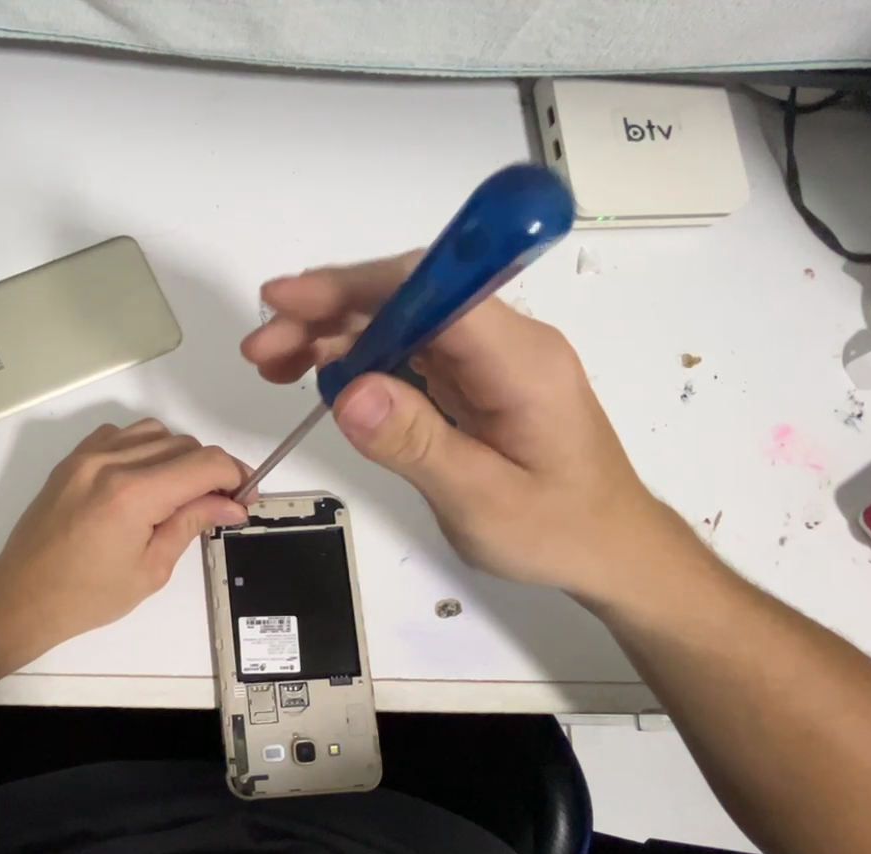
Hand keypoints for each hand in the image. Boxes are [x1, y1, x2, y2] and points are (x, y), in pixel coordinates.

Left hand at [0, 419, 248, 655]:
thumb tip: (232, 504)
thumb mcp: (151, 568)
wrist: (24, 595)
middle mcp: (110, 463)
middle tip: (217, 504)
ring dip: (177, 456)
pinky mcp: (72, 459)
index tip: (245, 498)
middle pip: (184, 444)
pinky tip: (144, 480)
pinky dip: (142, 448)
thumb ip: (192, 524)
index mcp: (133, 495)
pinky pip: (121, 434)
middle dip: (210, 470)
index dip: (235, 476)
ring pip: (155, 432)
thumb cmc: (87, 595)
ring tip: (178, 494)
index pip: (205, 463)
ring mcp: (87, 456)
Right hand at [240, 252, 696, 602]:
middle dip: (326, 312)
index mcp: (519, 359)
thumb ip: (416, 443)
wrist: (608, 548)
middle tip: (262, 350)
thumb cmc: (557, 530)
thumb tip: (347, 390)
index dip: (354, 287)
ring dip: (330, 335)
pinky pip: (401, 352)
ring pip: (395, 321)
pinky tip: (316, 377)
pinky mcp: (466, 380)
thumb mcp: (482, 499)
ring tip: (274, 363)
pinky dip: (352, 360)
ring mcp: (481, 359)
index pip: (430, 291)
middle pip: (404, 298)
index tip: (287, 300)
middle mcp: (500, 343)